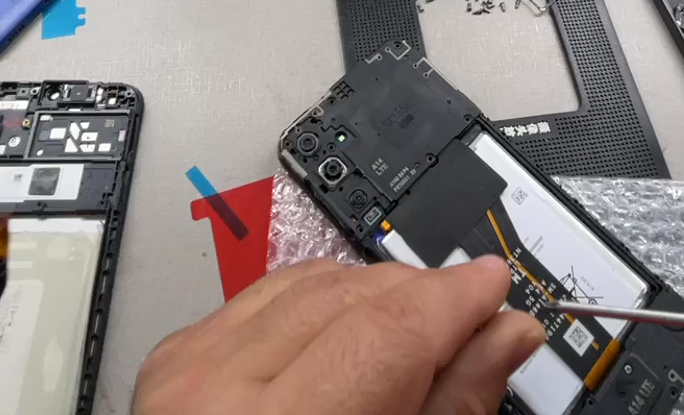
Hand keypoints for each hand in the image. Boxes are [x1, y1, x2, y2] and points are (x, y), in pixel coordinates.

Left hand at [133, 255, 544, 414]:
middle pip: (352, 299)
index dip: (453, 301)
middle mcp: (219, 394)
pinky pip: (270, 291)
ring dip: (375, 293)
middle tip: (468, 316)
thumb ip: (452, 408)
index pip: (388, 333)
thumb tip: (507, 334)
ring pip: (312, 282)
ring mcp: (190, 367)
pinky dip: (321, 297)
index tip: (492, 284)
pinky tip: (349, 320)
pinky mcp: (177, 353)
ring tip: (414, 321)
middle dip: (421, 298)